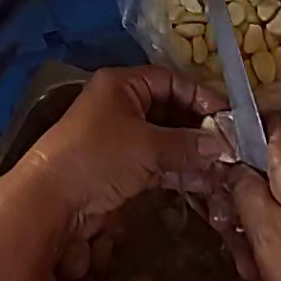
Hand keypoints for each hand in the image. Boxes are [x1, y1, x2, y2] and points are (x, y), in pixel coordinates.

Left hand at [15, 65, 228, 236]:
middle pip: (169, 109)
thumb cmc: (98, 156)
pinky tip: (203, 182)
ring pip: (165, 137)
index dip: (200, 96)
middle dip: (198, 128)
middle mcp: (122, 104)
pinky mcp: (119, 165)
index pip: (170, 80)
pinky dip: (177, 169)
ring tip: (223, 169)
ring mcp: (120, 136)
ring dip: (191, 152)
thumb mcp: (146, 146)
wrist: (51, 200)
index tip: (229, 116)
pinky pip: (156, 160)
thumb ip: (187, 144)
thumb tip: (224, 146)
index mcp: (123, 84)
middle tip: (230, 146)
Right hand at [228, 116, 280, 280]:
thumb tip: (233, 164)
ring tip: (247, 260)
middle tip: (227, 223)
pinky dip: (276, 237)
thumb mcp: (265, 230)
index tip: (221, 156)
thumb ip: (243, 188)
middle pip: (270, 160)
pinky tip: (266, 271)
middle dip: (244, 187)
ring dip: (257, 220)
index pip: (273, 118)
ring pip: (278, 193)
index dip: (244, 128)